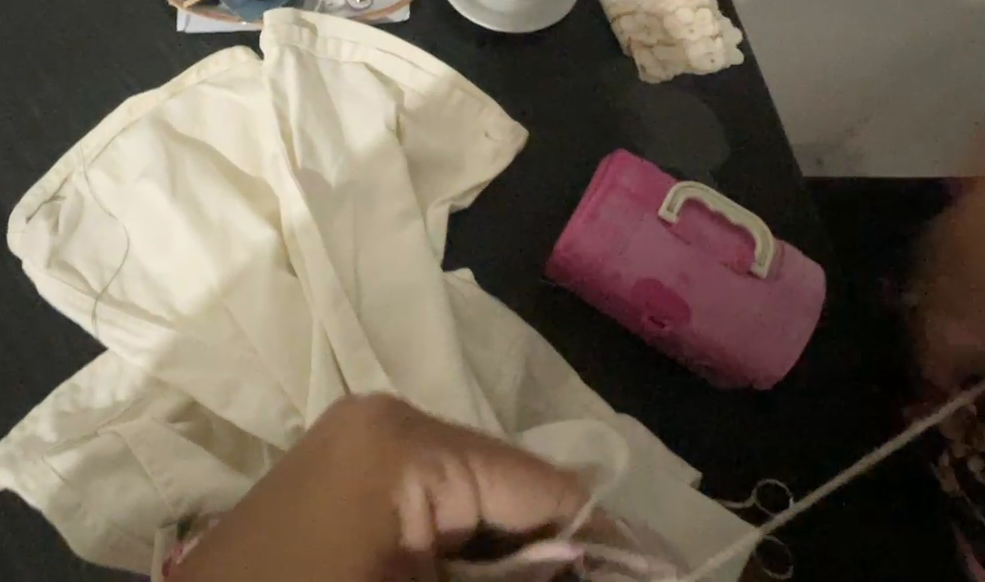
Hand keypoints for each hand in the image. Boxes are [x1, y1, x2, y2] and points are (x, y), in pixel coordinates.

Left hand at [169, 394, 587, 581]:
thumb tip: (597, 564)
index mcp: (407, 441)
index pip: (539, 484)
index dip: (597, 545)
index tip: (643, 578)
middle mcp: (386, 418)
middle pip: (504, 488)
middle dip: (542, 556)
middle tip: (575, 578)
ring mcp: (357, 438)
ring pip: (468, 498)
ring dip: (500, 559)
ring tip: (518, 576)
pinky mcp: (341, 467)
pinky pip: (425, 502)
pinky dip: (454, 549)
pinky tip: (461, 577)